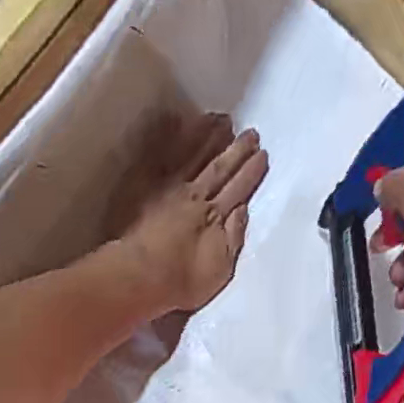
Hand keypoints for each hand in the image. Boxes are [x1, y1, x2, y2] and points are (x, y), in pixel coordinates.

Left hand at [105, 112, 268, 315]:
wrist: (140, 276)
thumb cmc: (182, 282)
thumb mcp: (220, 269)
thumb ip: (234, 238)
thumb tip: (244, 210)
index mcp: (216, 216)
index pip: (239, 189)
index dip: (251, 171)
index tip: (262, 154)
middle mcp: (195, 195)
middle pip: (220, 167)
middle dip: (236, 149)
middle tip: (250, 132)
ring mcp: (168, 187)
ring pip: (194, 154)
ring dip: (209, 136)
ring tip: (222, 120)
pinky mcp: (144, 185)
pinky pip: (161, 154)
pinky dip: (171, 137)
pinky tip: (177, 122)